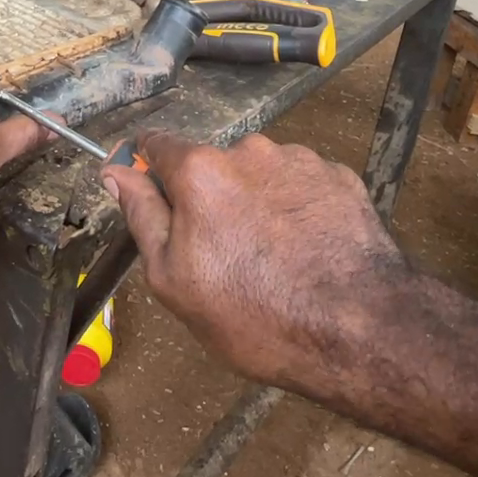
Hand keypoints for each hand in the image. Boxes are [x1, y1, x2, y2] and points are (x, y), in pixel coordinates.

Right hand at [102, 133, 407, 395]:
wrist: (362, 332)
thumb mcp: (172, 278)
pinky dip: (295, 207)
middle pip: (210, 164)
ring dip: (254, 200)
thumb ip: (141, 214)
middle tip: (222, 251)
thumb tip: (115, 172)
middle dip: (208, 196)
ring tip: (274, 255)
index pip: (156, 143)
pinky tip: (307, 249)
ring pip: (258, 173)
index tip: (156, 200)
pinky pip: (300, 184)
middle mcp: (248, 150)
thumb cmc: (254, 312)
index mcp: (200, 170)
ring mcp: (300, 159)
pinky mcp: (340, 177)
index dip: (150, 170)